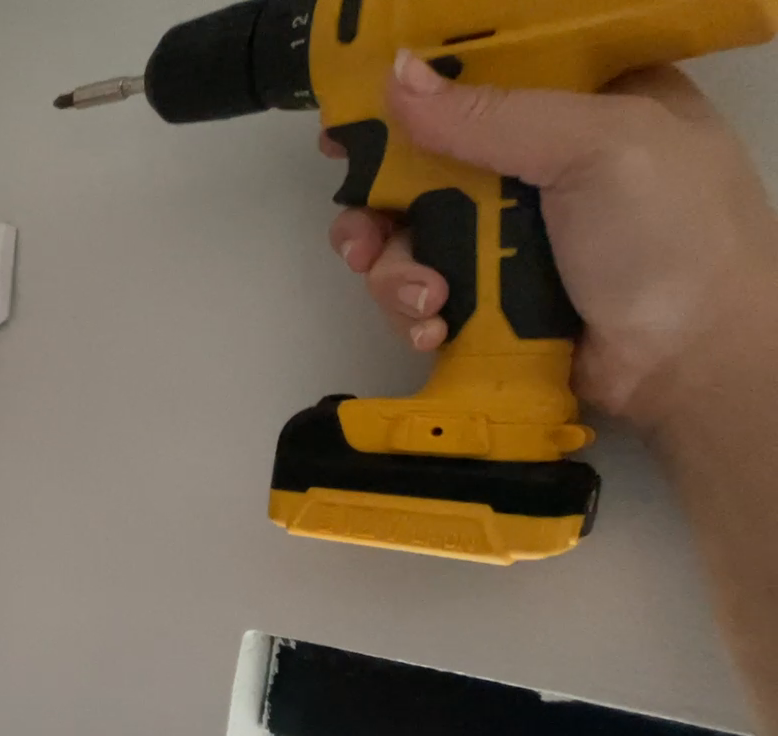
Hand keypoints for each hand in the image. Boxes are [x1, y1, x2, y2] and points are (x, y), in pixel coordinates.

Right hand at [326, 54, 777, 431]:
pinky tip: (436, 329)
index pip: (471, 91)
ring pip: (400, 245)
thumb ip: (492, 116)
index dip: (405, 110)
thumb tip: (395, 76)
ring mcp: (495, 242)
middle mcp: (524, 174)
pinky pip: (410, 297)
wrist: (683, 362)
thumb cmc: (667, 237)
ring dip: (396, 277)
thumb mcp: (595, 148)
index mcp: (572, 111)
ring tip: (428, 302)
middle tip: (364, 243)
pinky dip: (412, 316)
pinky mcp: (475, 298)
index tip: (349, 137)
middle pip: (411, 179)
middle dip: (376, 217)